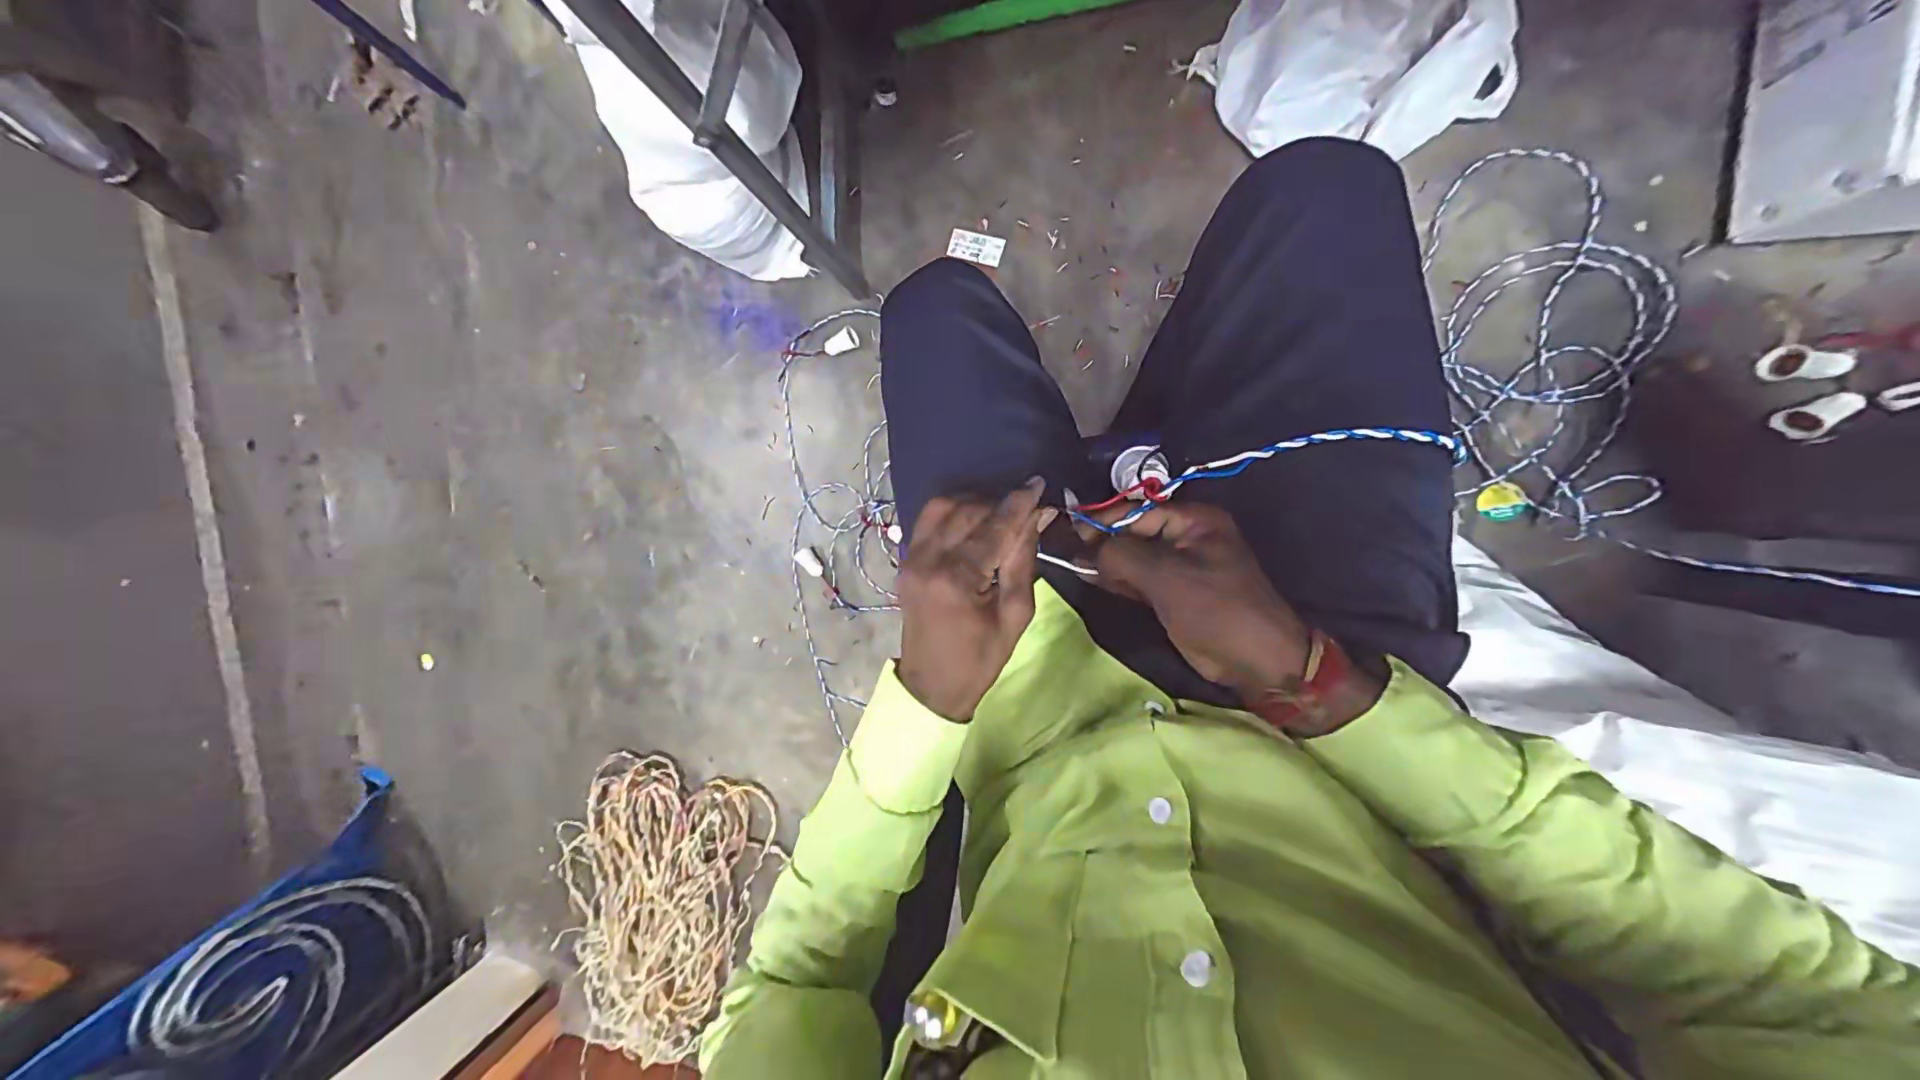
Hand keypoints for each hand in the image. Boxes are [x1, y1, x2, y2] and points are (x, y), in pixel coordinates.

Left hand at [896, 478, 1053, 721]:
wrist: (931, 684)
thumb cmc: (980, 657)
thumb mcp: (1016, 614)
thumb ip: (1023, 560)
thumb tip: (1037, 516)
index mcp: (957, 579)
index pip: (994, 526)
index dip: (1019, 502)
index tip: (1039, 484)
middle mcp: (928, 559)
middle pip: (968, 510)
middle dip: (1000, 503)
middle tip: (1025, 509)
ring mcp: (911, 557)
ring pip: (943, 507)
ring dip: (975, 503)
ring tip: (999, 515)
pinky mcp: (905, 559)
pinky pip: (928, 519)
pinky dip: (953, 511)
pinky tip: (973, 521)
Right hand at [1085, 501, 1313, 698]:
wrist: (1256, 659)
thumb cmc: (1217, 608)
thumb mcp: (1166, 575)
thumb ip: (1122, 555)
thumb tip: (1084, 549)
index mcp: (1194, 521)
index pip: (1137, 511)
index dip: (1103, 519)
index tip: (1069, 528)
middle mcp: (1185, 537)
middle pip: (1133, 532)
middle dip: (1102, 541)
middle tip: (1064, 548)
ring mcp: (1178, 567)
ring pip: (1132, 557)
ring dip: (1106, 562)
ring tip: (1071, 563)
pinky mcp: (1171, 593)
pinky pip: (1137, 579)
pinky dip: (1116, 580)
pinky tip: (1090, 578)